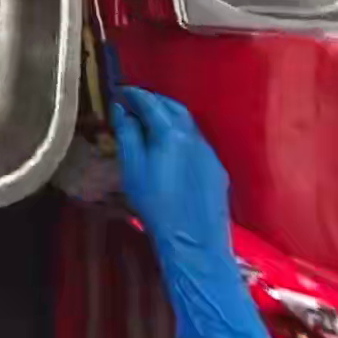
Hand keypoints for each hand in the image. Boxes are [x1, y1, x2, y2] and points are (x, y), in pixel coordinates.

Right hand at [112, 87, 281, 337]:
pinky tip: (171, 148)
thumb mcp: (133, 167)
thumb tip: (121, 109)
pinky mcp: (217, 169)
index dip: (134, 94)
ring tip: (150, 123)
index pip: (151, 102)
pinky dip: (180, 135)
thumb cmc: (157, 204)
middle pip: (172, 107)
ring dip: (168, 117)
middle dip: (153, 101)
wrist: (195, 245)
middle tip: (134, 104)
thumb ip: (127, 133)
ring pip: (187, 123)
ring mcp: (209, 152)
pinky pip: (196, 141)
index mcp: (171, 132)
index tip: (120, 92)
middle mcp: (194, 135)